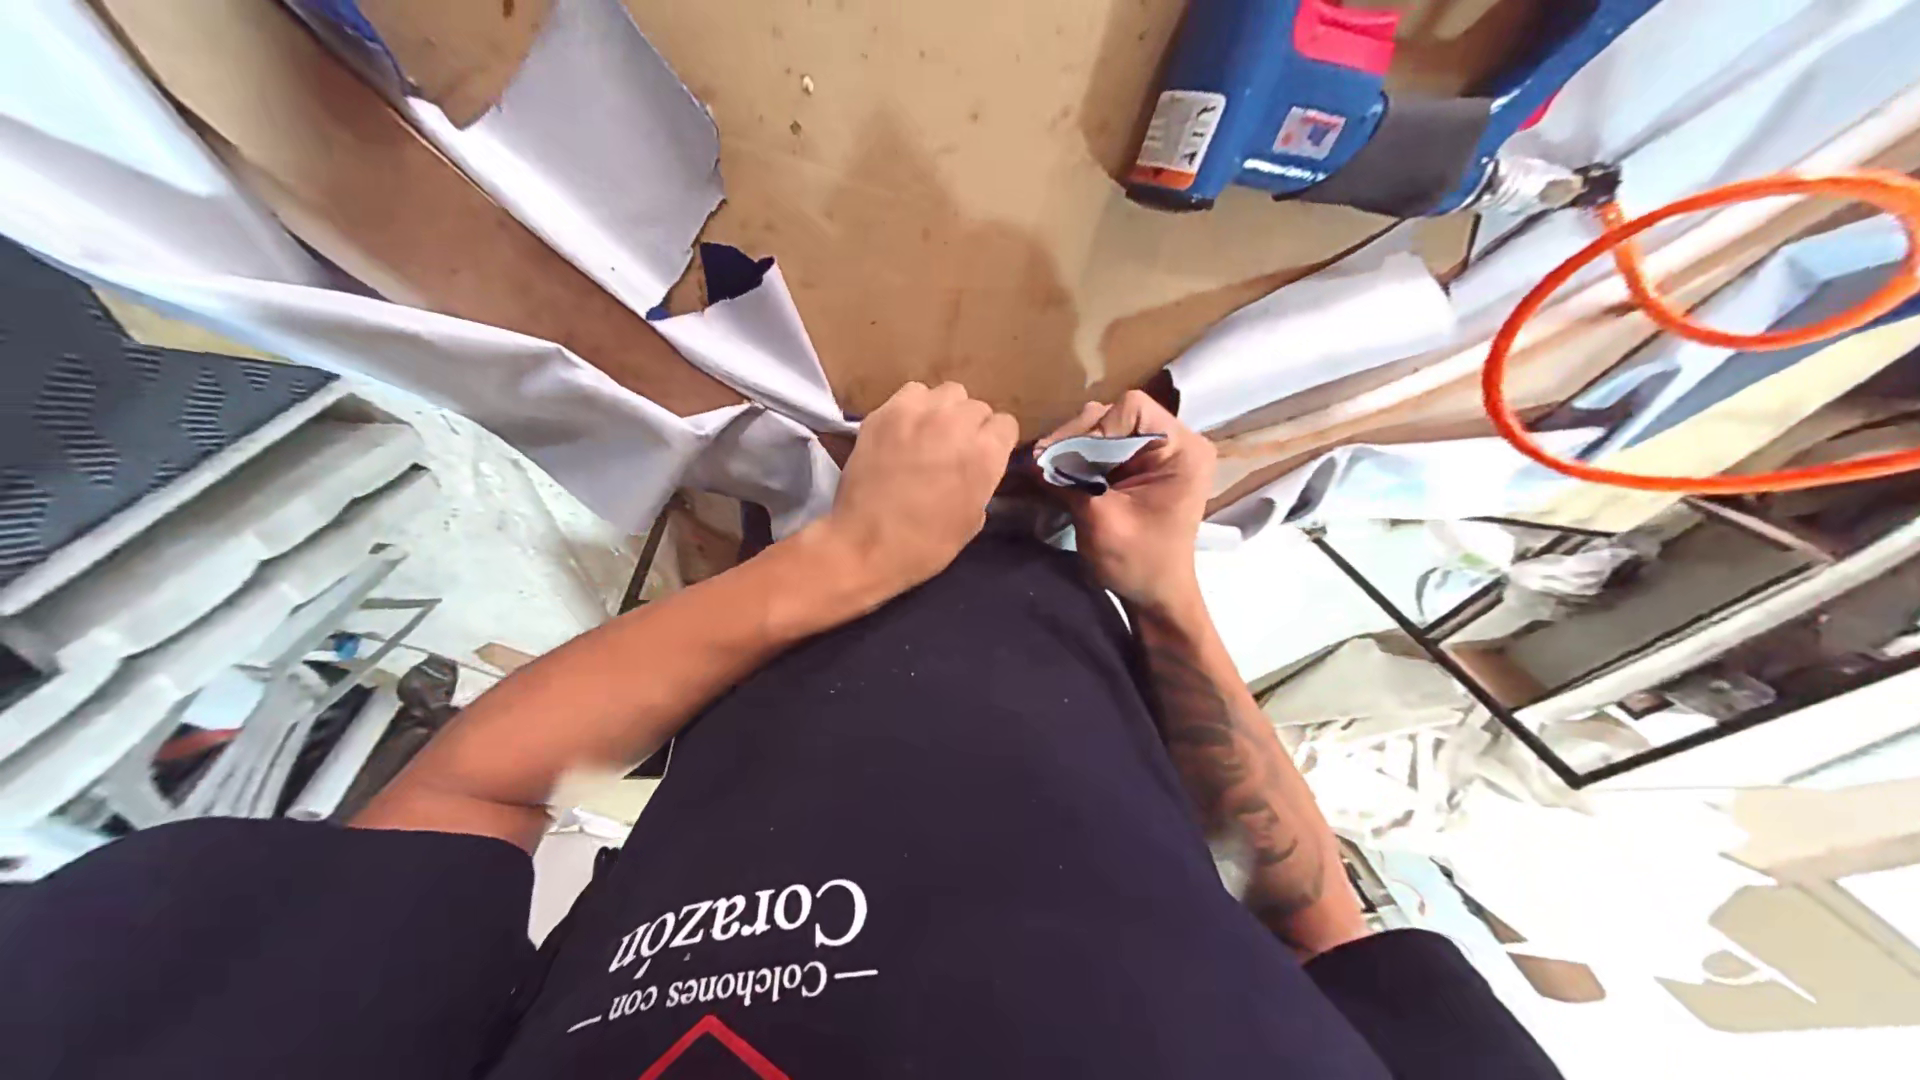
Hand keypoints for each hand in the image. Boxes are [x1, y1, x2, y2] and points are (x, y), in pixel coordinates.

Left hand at [818, 382, 1018, 596]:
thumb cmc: (926, 545)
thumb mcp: (972, 520)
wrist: (865, 545)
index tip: (984, 457)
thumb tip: (976, 467)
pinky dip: (914, 406)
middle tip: (954, 449)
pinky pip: (912, 392)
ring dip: (946, 410)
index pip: (1006, 425)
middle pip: (977, 406)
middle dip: (971, 426)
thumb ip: (982, 481)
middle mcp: (957, 423)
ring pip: (948, 392)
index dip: (996, 442)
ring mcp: (919, 413)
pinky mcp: (885, 412)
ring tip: (932, 432)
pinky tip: (906, 428)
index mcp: (985, 454)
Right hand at [1036, 390, 1215, 610]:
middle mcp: (1173, 442)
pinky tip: (1062, 474)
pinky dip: (1080, 458)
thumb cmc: (1138, 563)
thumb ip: (1070, 482)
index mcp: (1181, 450)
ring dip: (1074, 447)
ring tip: (1050, 469)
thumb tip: (1033, 459)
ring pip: (1105, 428)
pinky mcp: (1139, 466)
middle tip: (1045, 463)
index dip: (1094, 428)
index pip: (1132, 409)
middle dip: (1077, 438)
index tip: (1066, 459)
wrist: (1155, 595)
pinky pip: (1104, 447)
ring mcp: (1156, 453)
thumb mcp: (1101, 521)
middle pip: (1115, 414)